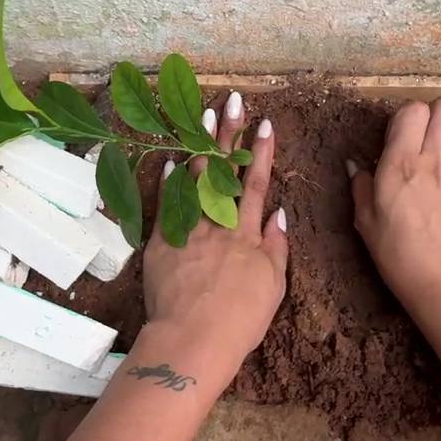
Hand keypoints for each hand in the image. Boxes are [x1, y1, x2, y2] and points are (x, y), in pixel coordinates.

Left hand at [141, 91, 289, 373]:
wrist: (193, 338)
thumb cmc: (240, 320)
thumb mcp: (273, 286)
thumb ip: (276, 246)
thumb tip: (278, 213)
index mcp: (246, 234)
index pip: (256, 184)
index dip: (261, 152)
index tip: (266, 123)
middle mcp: (217, 224)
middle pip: (224, 172)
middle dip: (229, 134)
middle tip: (232, 101)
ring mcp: (187, 230)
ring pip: (193, 181)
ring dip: (198, 146)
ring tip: (201, 115)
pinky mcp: (161, 243)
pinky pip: (165, 206)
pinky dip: (168, 182)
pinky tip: (170, 159)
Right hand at [350, 98, 440, 322]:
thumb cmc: (396, 252)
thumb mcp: (365, 220)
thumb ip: (360, 186)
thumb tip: (354, 165)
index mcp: (401, 162)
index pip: (413, 110)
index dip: (404, 117)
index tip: (396, 137)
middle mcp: (434, 158)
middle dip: (435, 113)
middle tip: (424, 135)